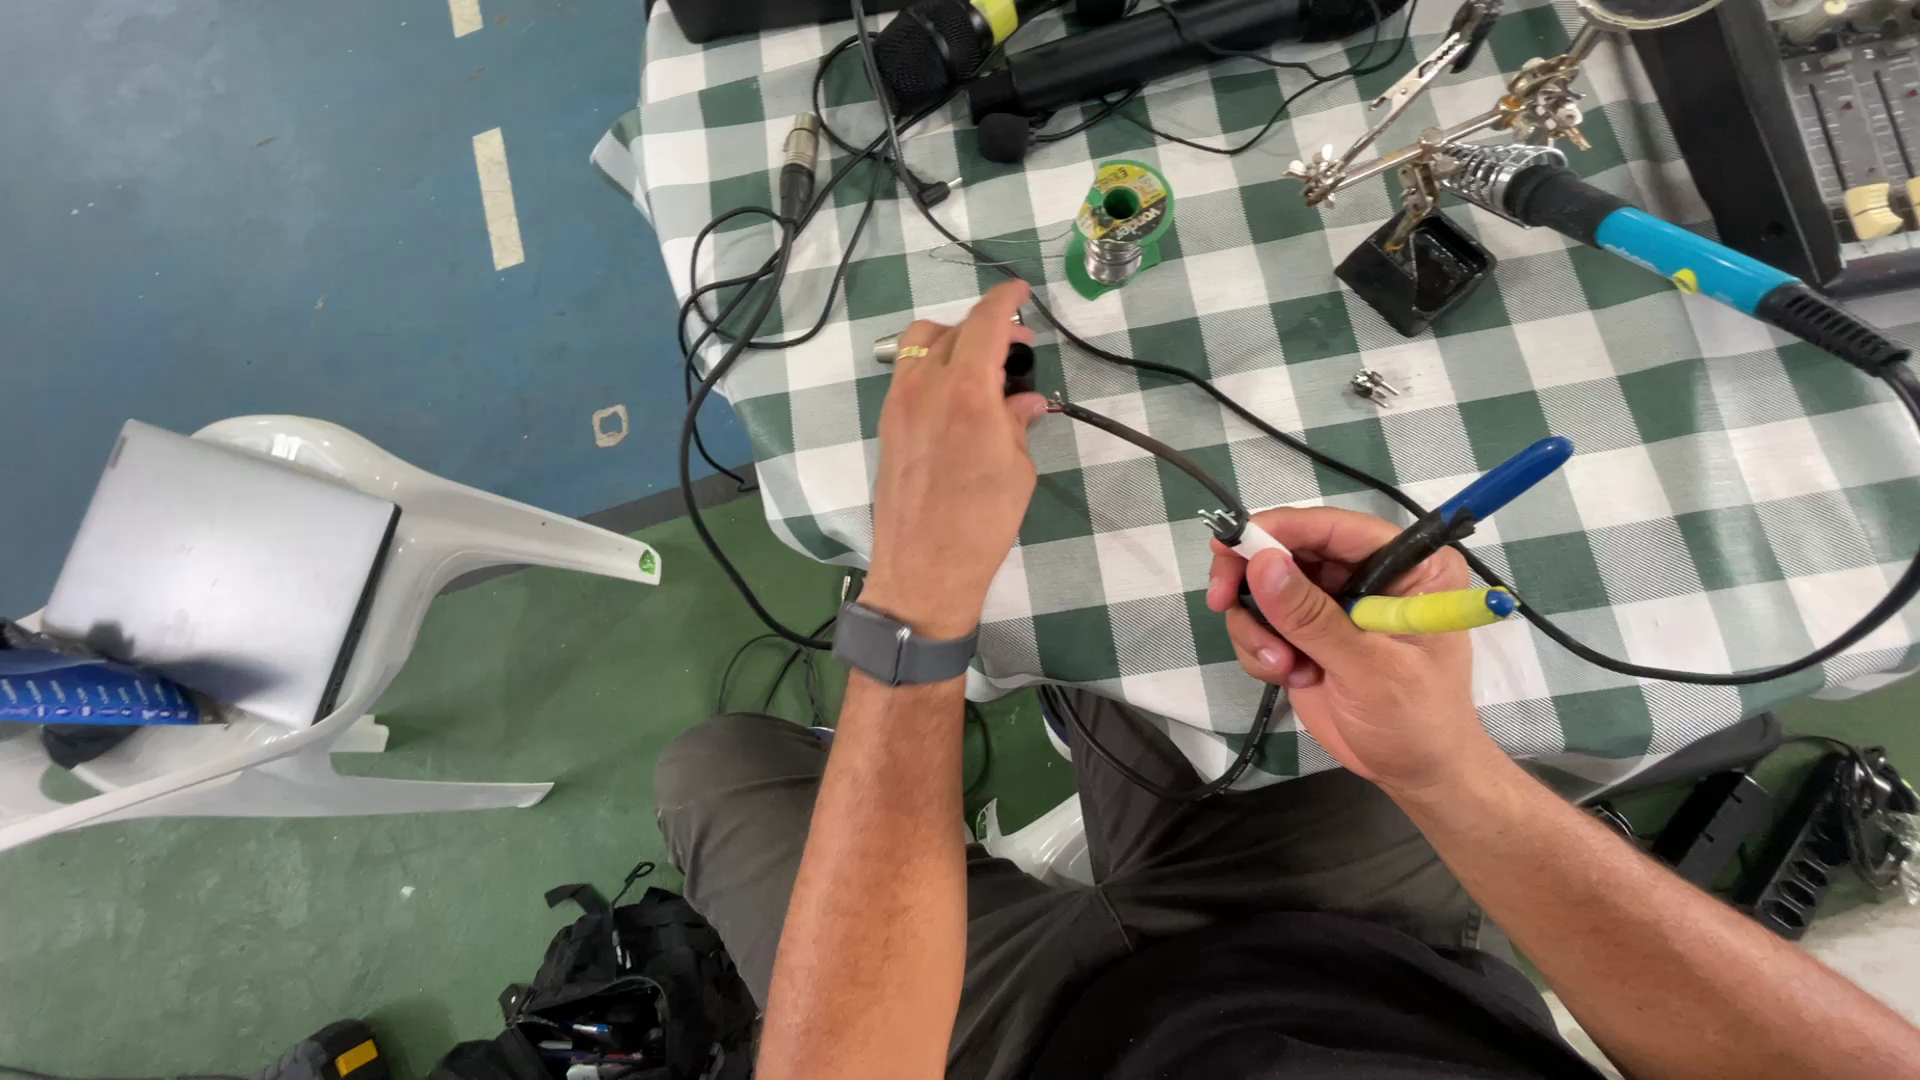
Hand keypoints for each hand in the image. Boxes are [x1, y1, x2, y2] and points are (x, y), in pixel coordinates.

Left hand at [862, 282, 1046, 639]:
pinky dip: (934, 369)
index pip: (985, 322)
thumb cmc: (982, 523)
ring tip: (982, 370)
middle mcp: (925, 386)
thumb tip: (1026, 400)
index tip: (1022, 293)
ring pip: (920, 346)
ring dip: (953, 343)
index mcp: (967, 391)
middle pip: (952, 329)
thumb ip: (1018, 422)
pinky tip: (957, 399)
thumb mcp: (1016, 469)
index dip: (1007, 299)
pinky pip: (908, 375)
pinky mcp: (886, 425)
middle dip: (986, 327)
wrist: (924, 569)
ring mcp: (898, 404)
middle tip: (1016, 348)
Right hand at [1204, 507, 1499, 799]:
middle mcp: (1365, 573)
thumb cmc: (1415, 720)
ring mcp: (1331, 602)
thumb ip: (1312, 617)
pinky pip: (1258, 621)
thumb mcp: (1367, 668)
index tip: (1228, 545)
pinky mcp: (1305, 630)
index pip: (1334, 527)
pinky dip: (1259, 648)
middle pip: (1286, 549)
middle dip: (1250, 581)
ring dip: (1257, 628)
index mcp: (1406, 566)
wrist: (1414, 772)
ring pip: (1262, 588)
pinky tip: (1289, 677)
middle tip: (1220, 601)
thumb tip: (1262, 564)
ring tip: (1282, 667)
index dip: (1279, 529)